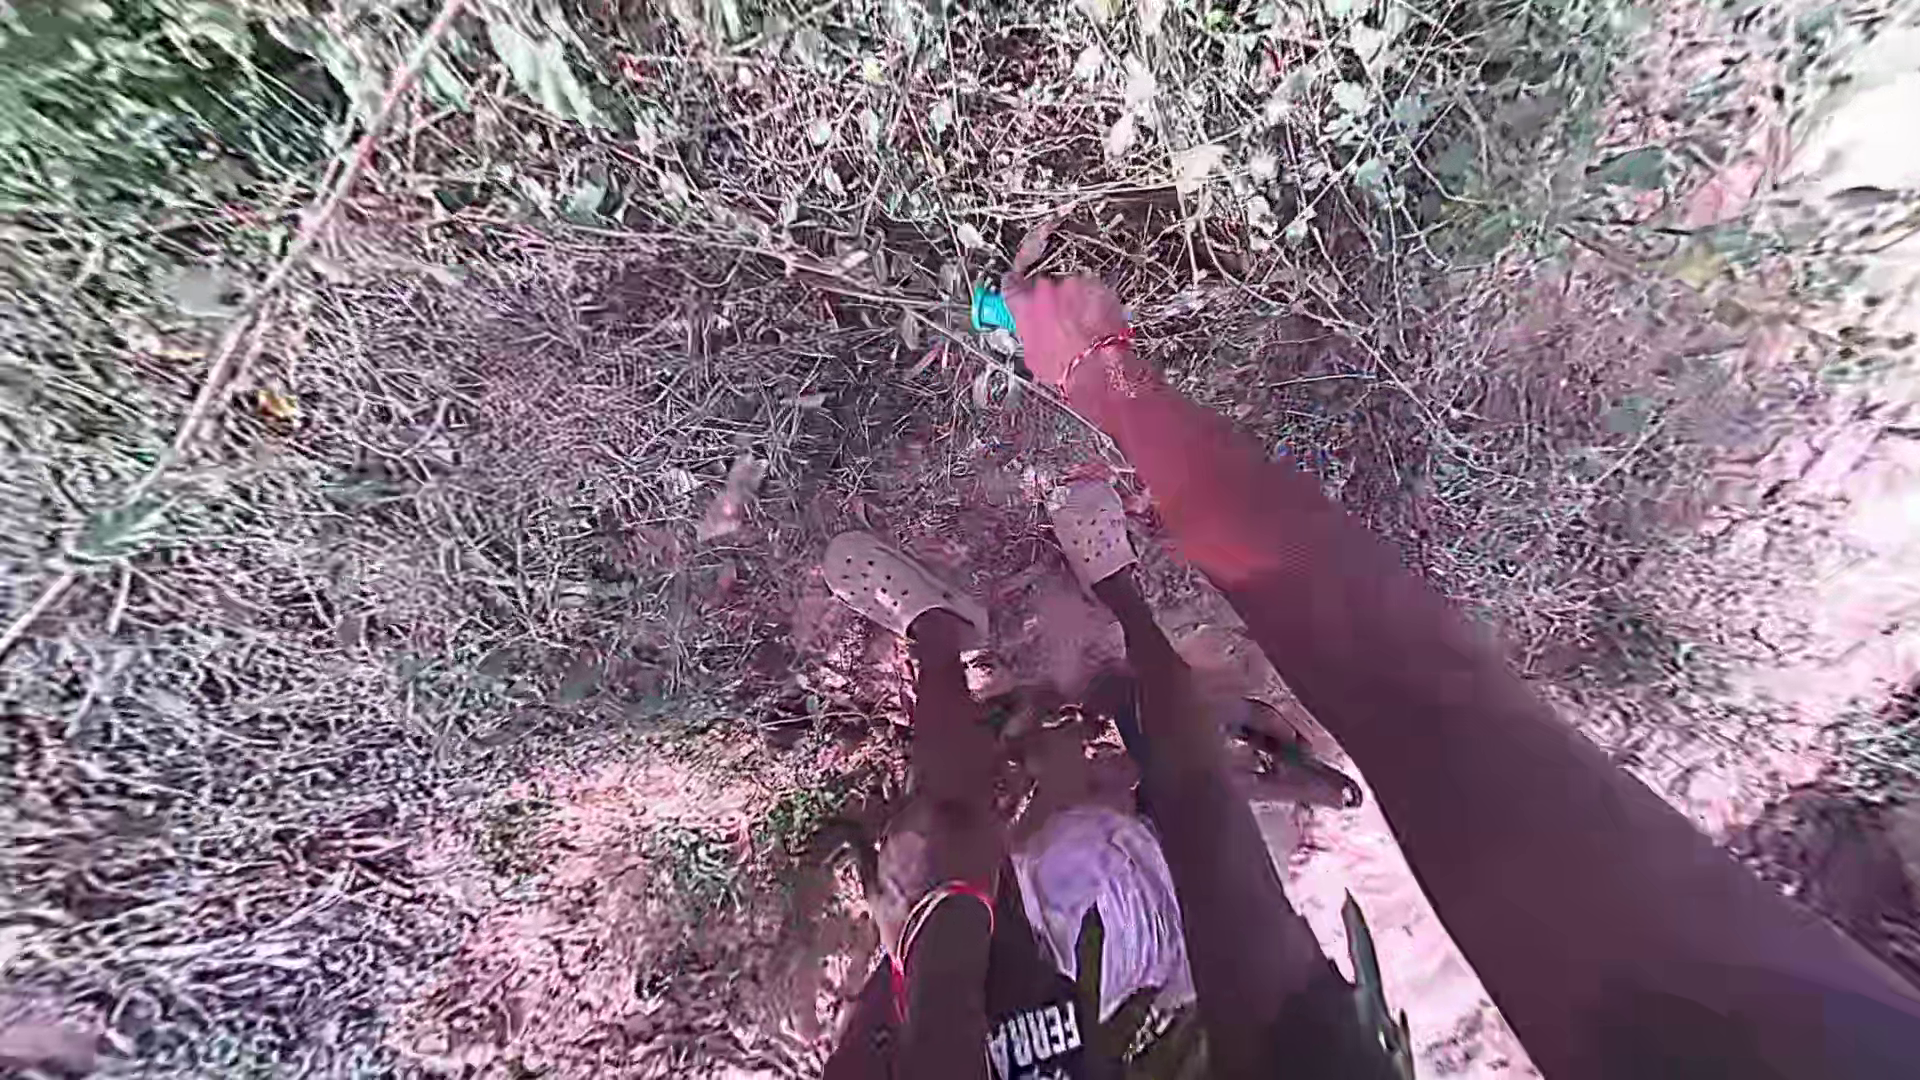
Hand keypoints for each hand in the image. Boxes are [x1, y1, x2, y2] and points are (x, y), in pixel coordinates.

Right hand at [1002, 275, 1129, 389]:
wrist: (1095, 363)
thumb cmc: (1063, 364)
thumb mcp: (1032, 357)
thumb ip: (1028, 335)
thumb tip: (1031, 336)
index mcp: (1024, 305)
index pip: (1012, 288)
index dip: (1017, 292)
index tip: (1019, 294)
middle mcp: (1047, 289)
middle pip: (1045, 289)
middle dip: (1051, 304)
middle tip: (1057, 327)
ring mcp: (1073, 285)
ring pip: (1070, 289)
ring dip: (1073, 304)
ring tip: (1079, 329)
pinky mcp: (1098, 286)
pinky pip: (1093, 291)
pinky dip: (1094, 303)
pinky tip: (1095, 324)